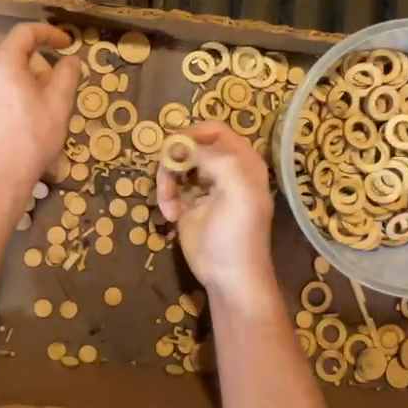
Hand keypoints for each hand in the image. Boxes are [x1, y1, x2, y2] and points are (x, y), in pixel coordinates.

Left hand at [0, 22, 81, 202]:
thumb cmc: (31, 139)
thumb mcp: (58, 105)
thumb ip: (67, 75)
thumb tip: (71, 59)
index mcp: (1, 64)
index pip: (25, 33)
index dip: (49, 33)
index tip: (67, 44)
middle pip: (16, 56)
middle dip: (41, 68)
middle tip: (58, 91)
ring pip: (7, 75)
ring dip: (28, 83)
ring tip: (43, 111)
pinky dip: (13, 96)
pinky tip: (24, 121)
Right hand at [157, 123, 277, 310]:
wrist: (228, 276)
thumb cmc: (237, 233)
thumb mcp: (236, 190)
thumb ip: (215, 159)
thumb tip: (182, 146)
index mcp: (242, 161)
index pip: (214, 131)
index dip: (192, 134)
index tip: (173, 148)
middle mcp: (224, 169)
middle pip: (190, 146)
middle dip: (174, 159)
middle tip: (167, 176)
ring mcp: (205, 187)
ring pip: (176, 165)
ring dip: (166, 180)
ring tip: (168, 203)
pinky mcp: (189, 204)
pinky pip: (170, 187)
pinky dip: (165, 197)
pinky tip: (170, 215)